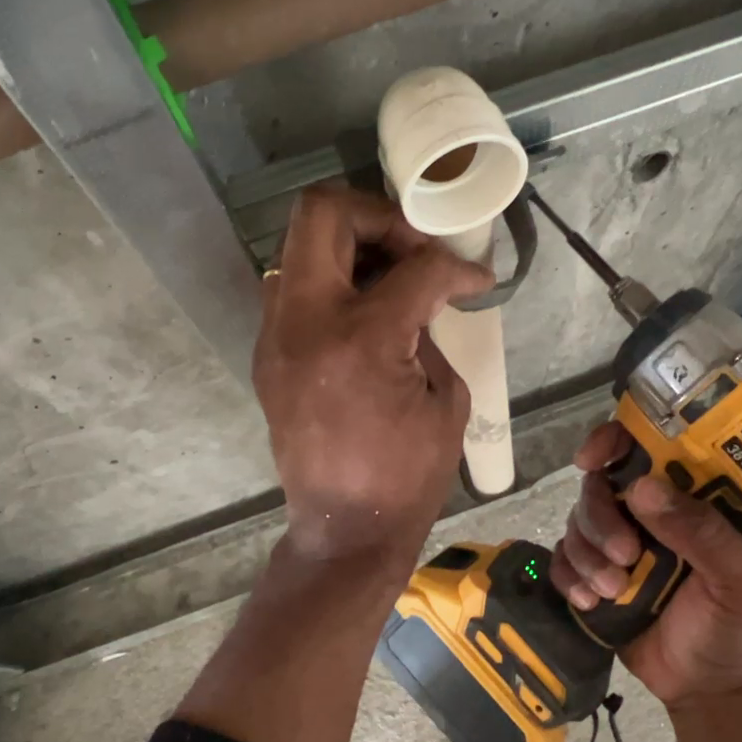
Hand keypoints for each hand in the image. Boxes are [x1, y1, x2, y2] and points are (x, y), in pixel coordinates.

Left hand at [254, 185, 492, 562]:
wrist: (346, 529)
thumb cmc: (408, 476)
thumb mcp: (446, 399)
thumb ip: (431, 333)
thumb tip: (424, 299)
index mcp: (363, 338)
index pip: (415, 267)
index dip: (456, 267)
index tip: (475, 280)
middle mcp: (306, 322)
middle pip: (324, 213)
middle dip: (379, 216)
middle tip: (413, 250)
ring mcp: (276, 336)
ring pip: (298, 245)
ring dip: (348, 247)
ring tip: (387, 279)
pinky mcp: (267, 354)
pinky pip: (293, 289)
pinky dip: (330, 284)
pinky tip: (362, 314)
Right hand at [550, 422, 741, 705]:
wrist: (708, 689)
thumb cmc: (738, 627)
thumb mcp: (739, 579)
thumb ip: (702, 533)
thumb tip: (641, 488)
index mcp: (692, 499)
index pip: (650, 448)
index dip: (615, 440)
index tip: (593, 459)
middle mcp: (650, 513)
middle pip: (601, 486)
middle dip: (601, 518)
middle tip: (625, 557)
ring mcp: (618, 544)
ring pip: (577, 522)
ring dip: (586, 555)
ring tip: (612, 593)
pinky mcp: (592, 577)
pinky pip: (560, 560)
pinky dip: (567, 578)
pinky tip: (589, 603)